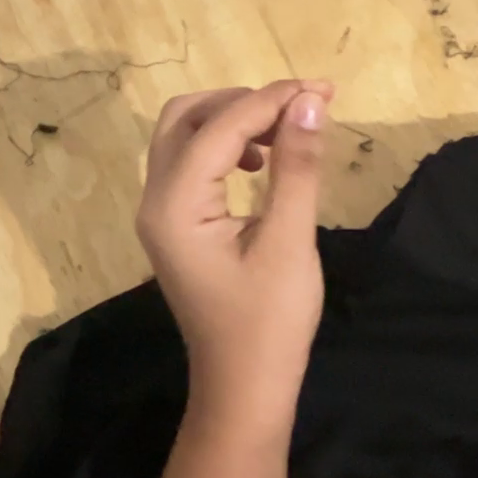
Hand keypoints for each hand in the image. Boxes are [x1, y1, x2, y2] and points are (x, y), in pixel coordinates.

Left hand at [136, 79, 332, 430]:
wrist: (245, 387)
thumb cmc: (269, 323)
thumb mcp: (289, 241)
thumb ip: (297, 167)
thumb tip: (310, 103)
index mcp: (175, 206)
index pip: (220, 126)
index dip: (271, 100)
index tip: (321, 89)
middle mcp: (155, 201)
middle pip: (186, 118)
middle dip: (243, 101)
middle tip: (300, 107)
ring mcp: (161, 215)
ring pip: (185, 138)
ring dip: (233, 121)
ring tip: (286, 132)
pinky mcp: (177, 227)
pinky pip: (192, 166)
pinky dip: (227, 149)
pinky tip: (263, 165)